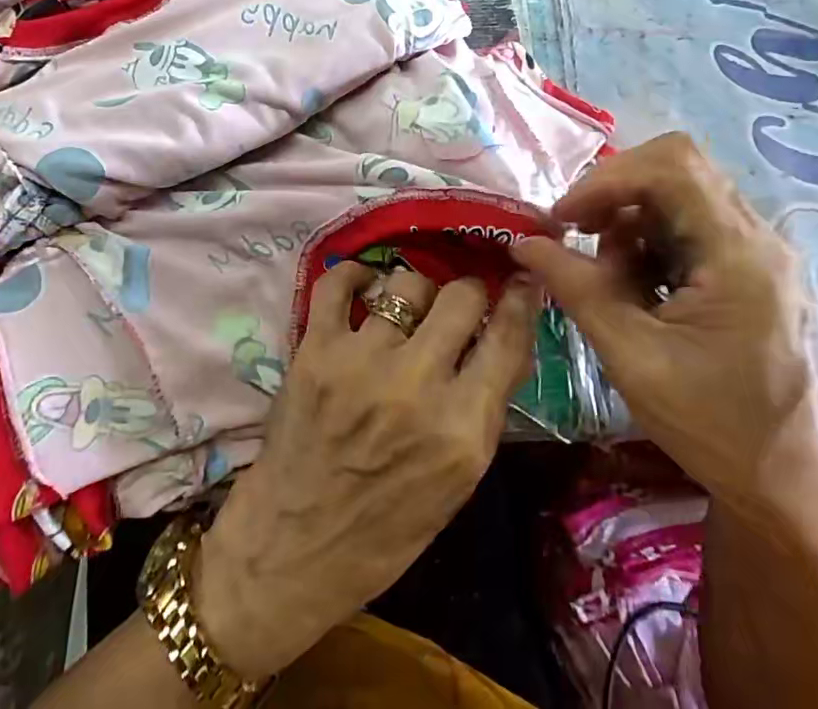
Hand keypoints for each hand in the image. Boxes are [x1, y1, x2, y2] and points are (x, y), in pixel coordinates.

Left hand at [192, 263, 539, 678]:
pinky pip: (336, 284)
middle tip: (454, 307)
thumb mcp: (459, 478)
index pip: (507, 340)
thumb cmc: (387, 526)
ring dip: (414, 292)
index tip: (518, 282)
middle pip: (460, 298)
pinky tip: (362, 285)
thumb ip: (481, 407)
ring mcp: (361, 362)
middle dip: (465, 295)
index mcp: (463, 430)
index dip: (519, 301)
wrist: (299, 541)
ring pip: (406, 283)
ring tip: (404, 309)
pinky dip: (353, 275)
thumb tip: (496, 339)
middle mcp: (417, 386)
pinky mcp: (315, 350)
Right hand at [510, 133, 817, 515]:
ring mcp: (754, 254)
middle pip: (675, 170)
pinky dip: (643, 242)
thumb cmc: (707, 421)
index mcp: (739, 255)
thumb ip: (574, 287)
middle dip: (611, 194)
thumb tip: (521, 242)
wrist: (778, 480)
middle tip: (572, 234)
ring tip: (603, 276)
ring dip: (625, 222)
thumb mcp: (628, 353)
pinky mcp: (745, 271)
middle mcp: (756, 239)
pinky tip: (629, 286)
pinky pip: (685, 227)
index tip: (561, 220)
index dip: (605, 180)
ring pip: (676, 196)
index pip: (671, 167)